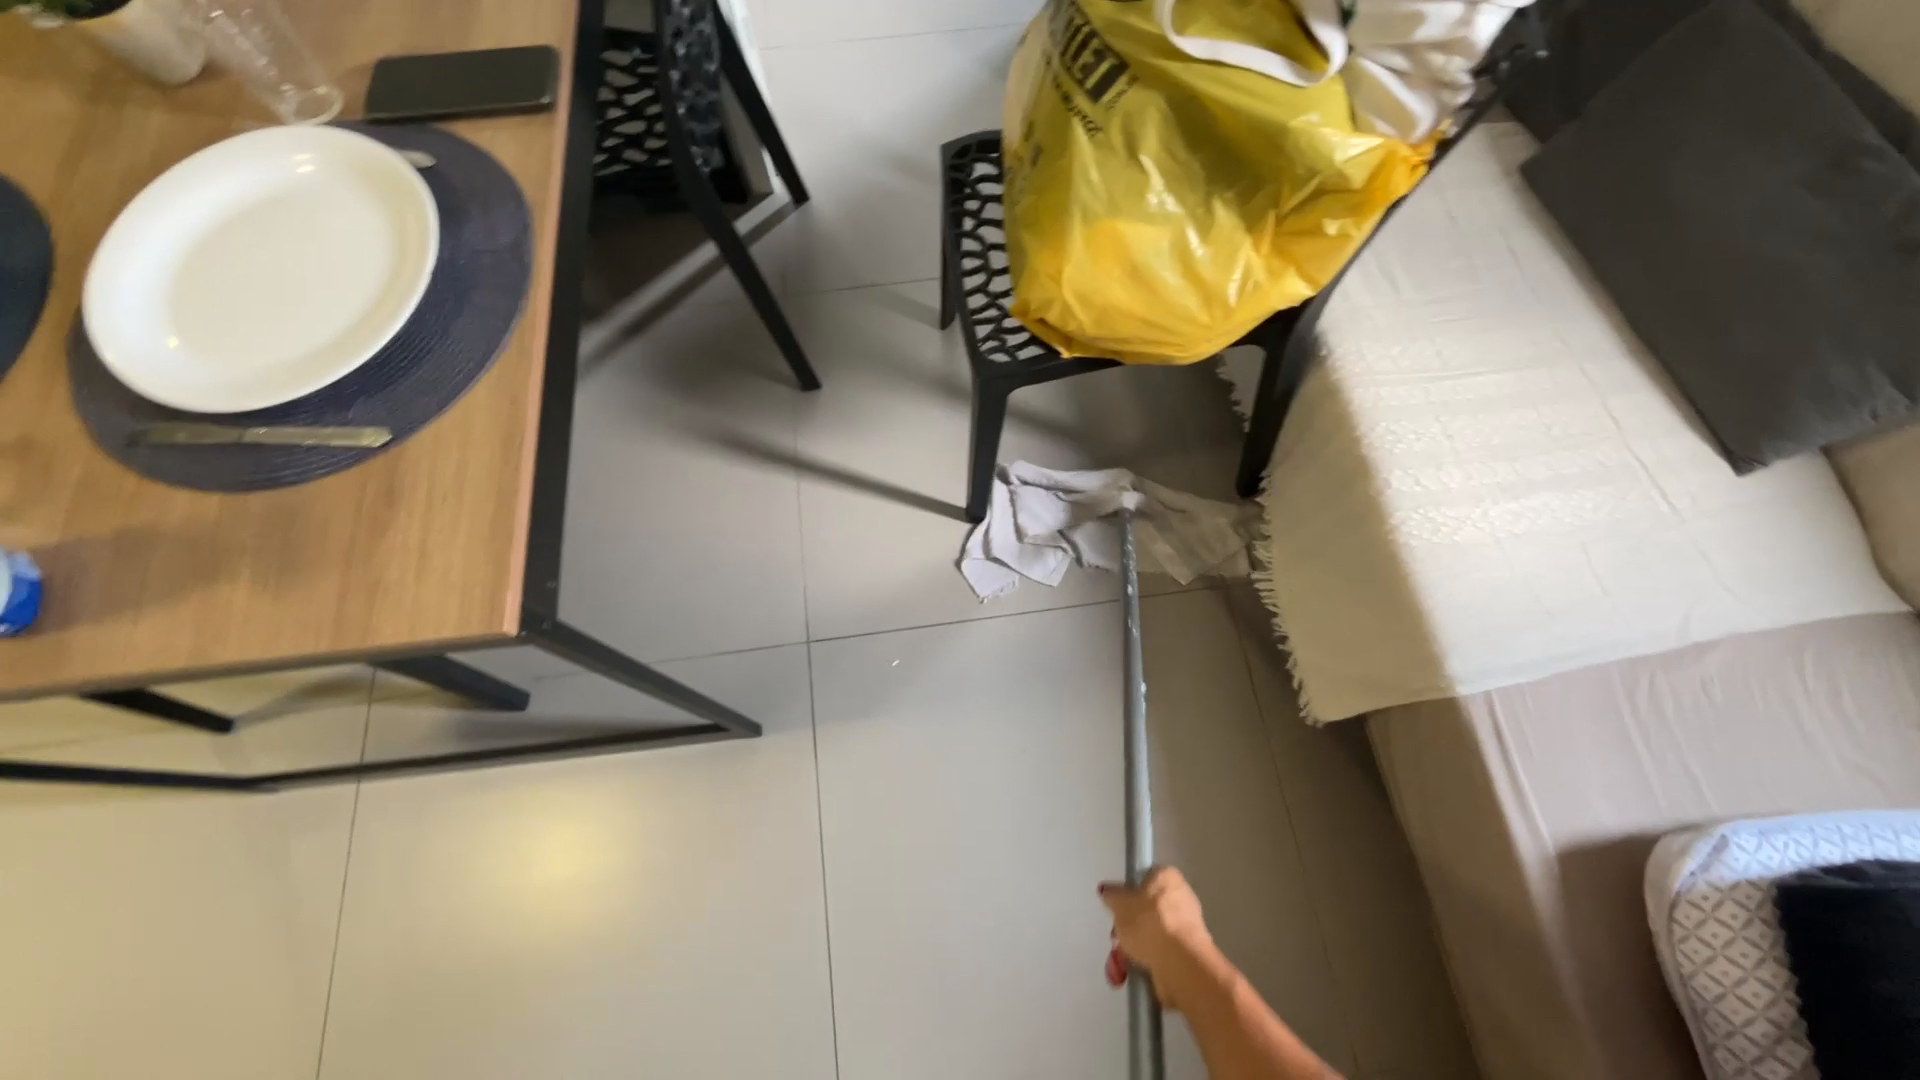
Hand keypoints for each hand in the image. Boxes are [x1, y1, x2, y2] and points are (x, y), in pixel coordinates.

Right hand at [1099, 866, 1215, 1008]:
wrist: (1179, 963)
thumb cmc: (1148, 922)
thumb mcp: (1119, 904)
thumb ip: (1112, 895)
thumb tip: (1107, 890)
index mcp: (1167, 877)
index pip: (1144, 879)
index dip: (1127, 894)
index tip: (1116, 909)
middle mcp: (1180, 898)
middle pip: (1144, 911)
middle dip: (1126, 929)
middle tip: (1117, 939)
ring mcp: (1185, 927)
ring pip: (1149, 935)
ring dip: (1131, 950)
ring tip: (1120, 964)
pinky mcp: (1186, 953)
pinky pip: (1158, 953)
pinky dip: (1144, 963)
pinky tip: (1131, 973)